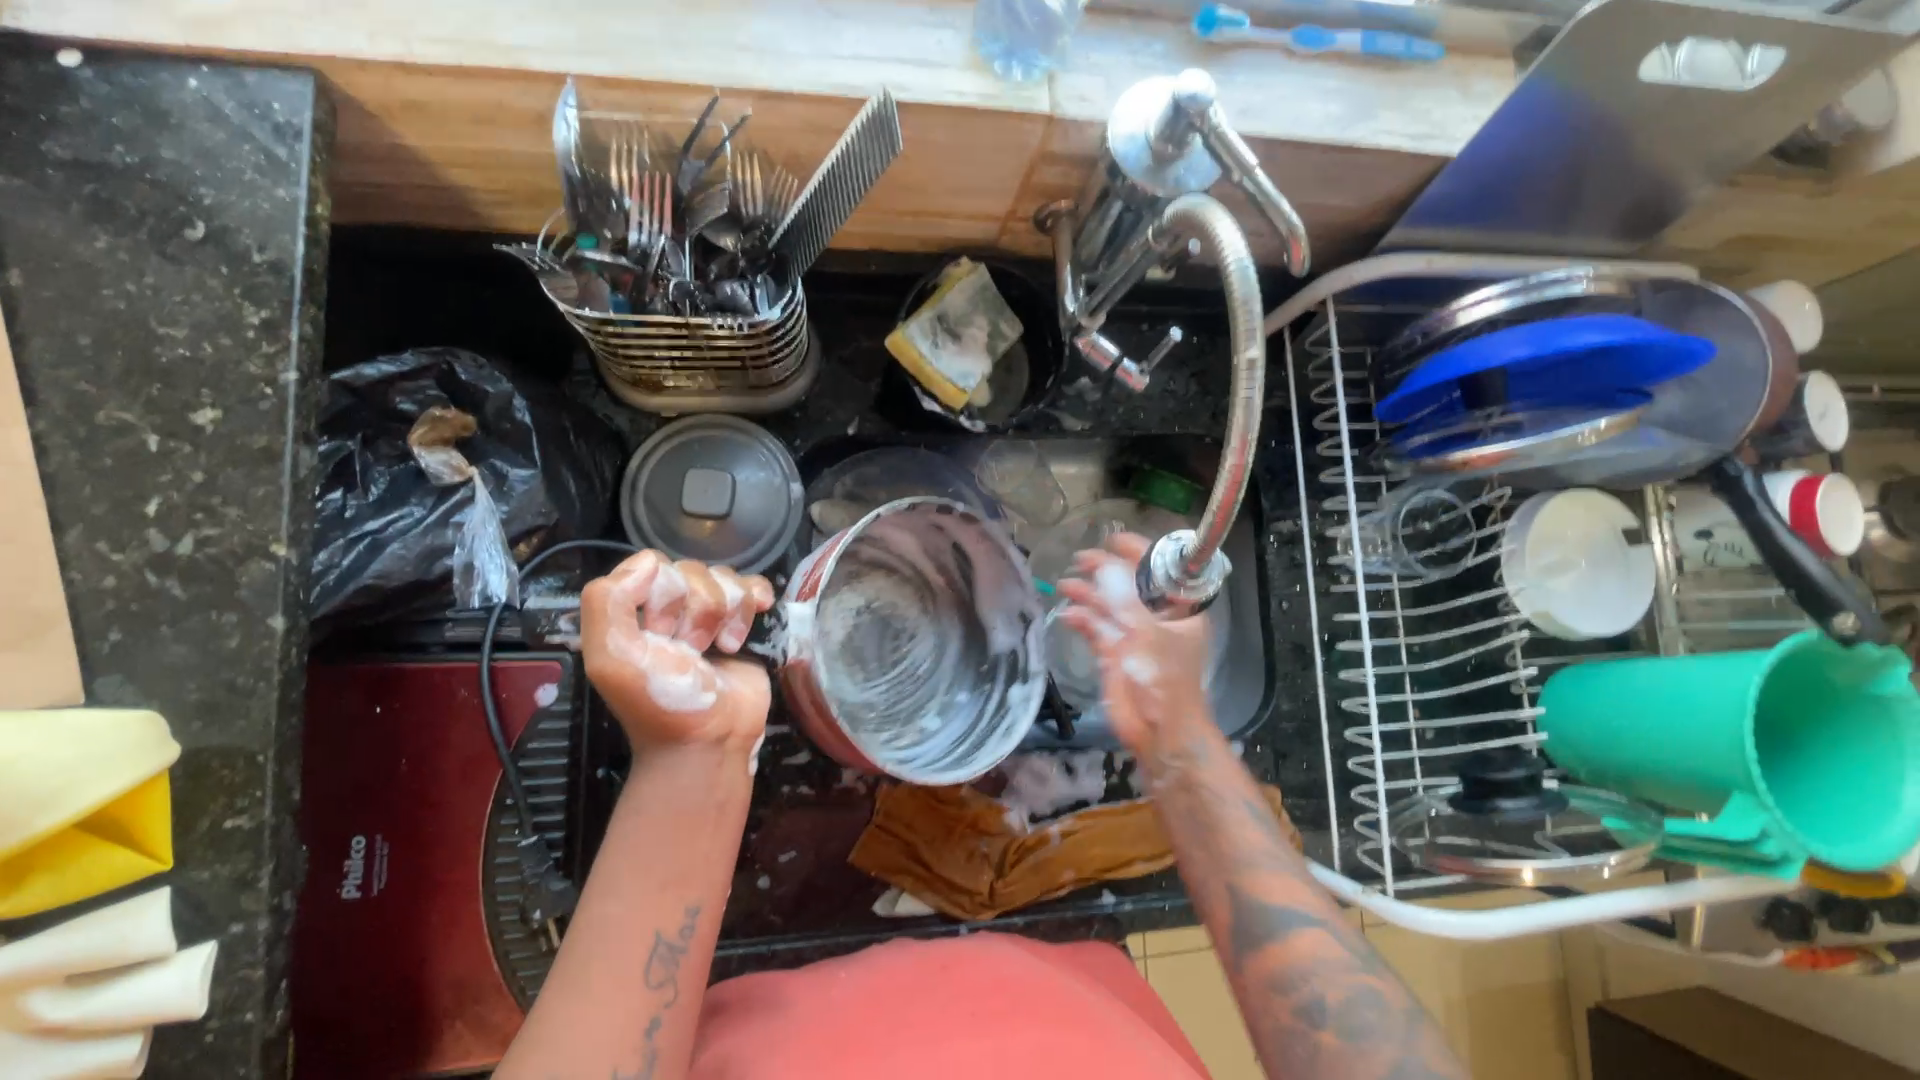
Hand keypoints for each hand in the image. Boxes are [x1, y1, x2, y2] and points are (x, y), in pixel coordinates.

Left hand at [579, 551, 776, 754]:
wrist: (710, 740)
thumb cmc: (659, 703)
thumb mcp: (611, 658)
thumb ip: (607, 601)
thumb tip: (650, 562)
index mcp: (634, 610)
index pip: (656, 563)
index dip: (666, 593)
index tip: (661, 632)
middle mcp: (671, 608)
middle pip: (695, 569)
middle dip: (699, 609)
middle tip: (691, 649)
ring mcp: (710, 615)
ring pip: (726, 577)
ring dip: (727, 613)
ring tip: (720, 649)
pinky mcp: (744, 624)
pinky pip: (754, 586)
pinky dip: (755, 601)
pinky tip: (747, 629)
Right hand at [1056, 533, 1212, 759]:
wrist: (1159, 731)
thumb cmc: (1165, 680)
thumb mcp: (1147, 634)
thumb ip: (1124, 599)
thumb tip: (1104, 565)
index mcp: (1178, 609)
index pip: (1160, 570)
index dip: (1139, 552)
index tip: (1114, 538)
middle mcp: (1156, 617)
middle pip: (1129, 584)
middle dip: (1105, 570)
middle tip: (1080, 558)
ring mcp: (1134, 635)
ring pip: (1109, 605)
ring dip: (1088, 593)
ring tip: (1064, 583)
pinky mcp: (1114, 653)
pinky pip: (1096, 628)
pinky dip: (1082, 619)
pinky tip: (1067, 614)